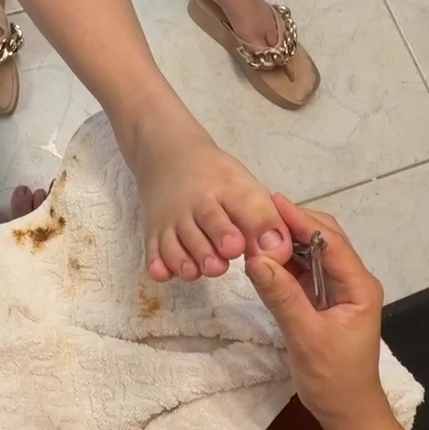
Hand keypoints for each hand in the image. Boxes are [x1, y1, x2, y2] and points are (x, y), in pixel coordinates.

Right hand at [132, 128, 290, 281]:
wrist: (168, 157)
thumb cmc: (215, 177)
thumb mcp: (244, 187)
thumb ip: (264, 219)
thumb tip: (276, 253)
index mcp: (223, 190)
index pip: (235, 207)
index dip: (239, 228)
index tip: (239, 246)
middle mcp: (192, 207)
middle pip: (199, 231)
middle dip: (207, 251)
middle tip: (218, 266)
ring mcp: (170, 222)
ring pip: (174, 246)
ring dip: (183, 262)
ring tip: (195, 271)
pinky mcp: (153, 234)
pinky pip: (152, 253)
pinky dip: (157, 264)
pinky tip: (165, 273)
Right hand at [243, 194, 394, 429]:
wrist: (346, 412)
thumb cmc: (334, 379)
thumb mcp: (306, 338)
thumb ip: (283, 298)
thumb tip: (256, 259)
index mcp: (358, 286)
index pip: (329, 242)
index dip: (301, 220)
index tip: (272, 201)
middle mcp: (350, 281)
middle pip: (322, 240)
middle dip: (292, 224)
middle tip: (256, 211)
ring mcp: (335, 289)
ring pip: (310, 253)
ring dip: (285, 241)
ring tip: (254, 228)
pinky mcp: (320, 300)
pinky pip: (301, 271)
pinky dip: (282, 261)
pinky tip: (261, 255)